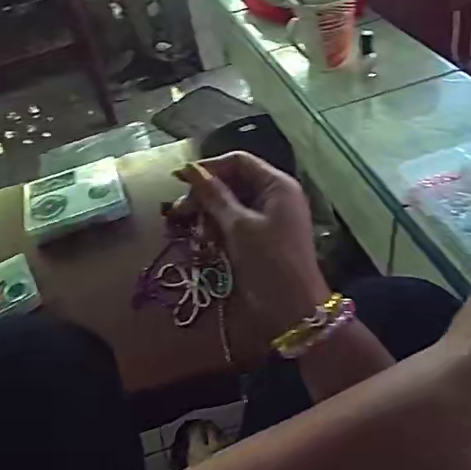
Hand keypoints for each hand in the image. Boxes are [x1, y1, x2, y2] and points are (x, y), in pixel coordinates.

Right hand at [171, 152, 328, 332]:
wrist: (293, 307)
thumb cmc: (269, 261)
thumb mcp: (238, 226)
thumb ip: (214, 196)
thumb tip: (191, 170)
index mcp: (277, 185)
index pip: (238, 161)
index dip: (208, 168)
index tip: (178, 180)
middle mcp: (275, 196)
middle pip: (233, 182)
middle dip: (205, 194)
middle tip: (180, 212)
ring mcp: (269, 218)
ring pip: (231, 204)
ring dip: (210, 214)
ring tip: (196, 232)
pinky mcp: (261, 238)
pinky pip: (235, 223)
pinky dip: (219, 229)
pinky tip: (207, 242)